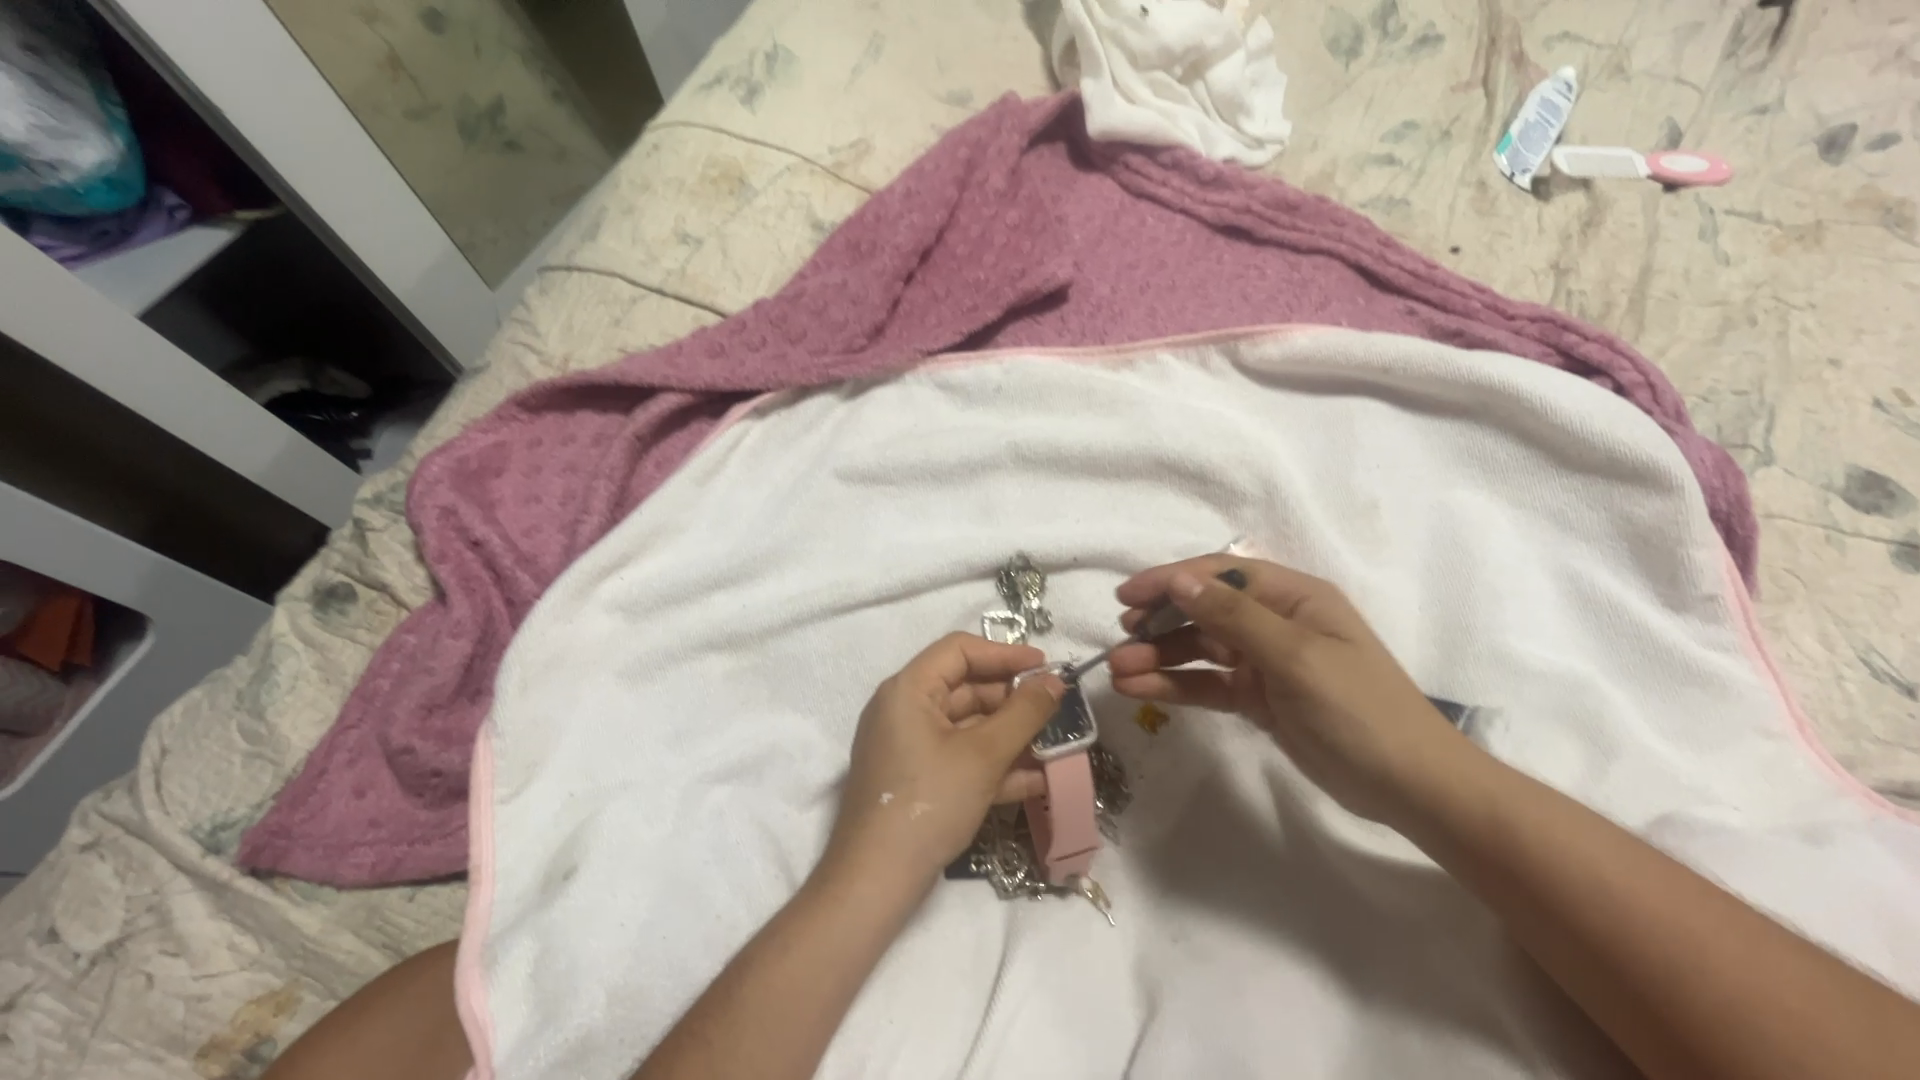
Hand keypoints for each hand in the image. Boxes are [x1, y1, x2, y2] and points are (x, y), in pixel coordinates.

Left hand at [823, 633, 1066, 887]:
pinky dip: (995, 765)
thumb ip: (1024, 713)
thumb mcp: (983, 755)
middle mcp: (904, 711)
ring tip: (1057, 747)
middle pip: (966, 688)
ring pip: (968, 728)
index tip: (1046, 668)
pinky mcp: (917, 781)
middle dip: (1014, 701)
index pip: (959, 650)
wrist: (877, 878)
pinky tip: (1037, 780)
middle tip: (1058, 712)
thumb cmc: (929, 802)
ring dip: (1012, 736)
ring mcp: (909, 748)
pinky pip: (961, 759)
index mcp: (908, 690)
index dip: (1004, 654)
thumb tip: (1055, 681)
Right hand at [1107, 556, 1473, 825]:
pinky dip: (1174, 685)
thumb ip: (1234, 616)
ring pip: (1199, 649)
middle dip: (1160, 622)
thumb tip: (1179, 581)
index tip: (1127, 597)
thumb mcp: (1296, 655)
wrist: (1408, 784)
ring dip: (1159, 657)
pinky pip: (1207, 684)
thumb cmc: (1358, 707)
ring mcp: (1265, 663)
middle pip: (1204, 610)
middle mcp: (1275, 622)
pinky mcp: (1257, 700)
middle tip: (1121, 639)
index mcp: (1294, 597)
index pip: (1221, 574)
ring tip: (1119, 672)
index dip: (1172, 580)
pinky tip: (1140, 690)